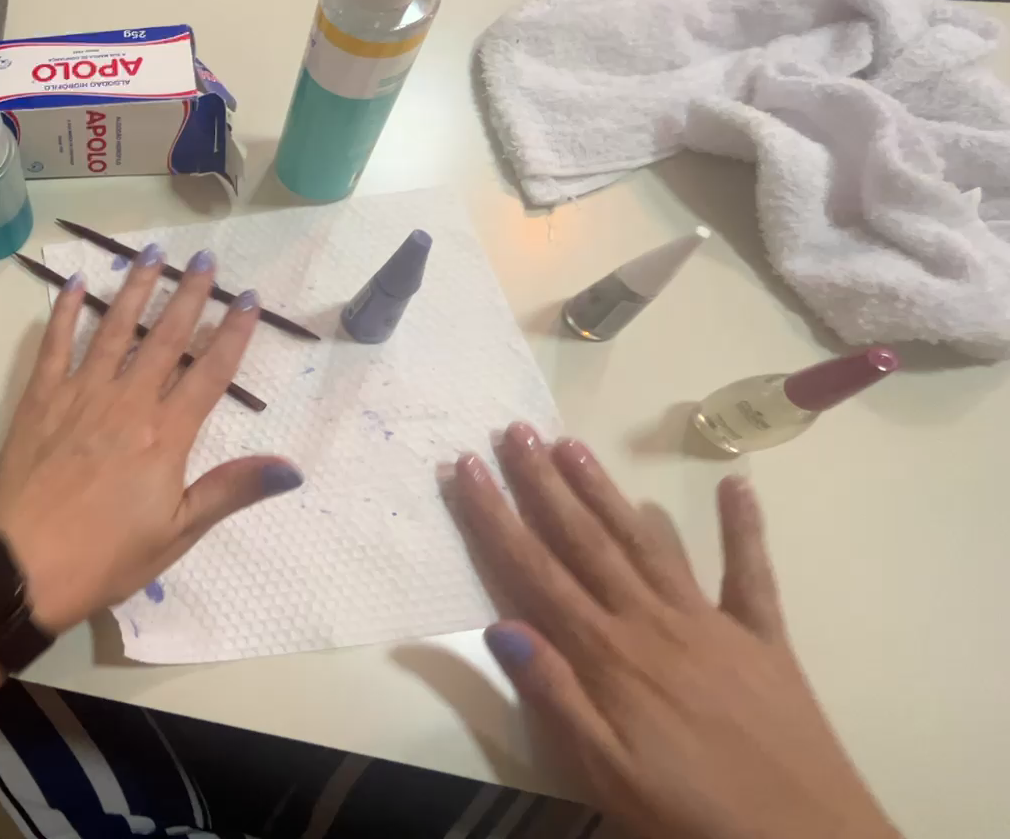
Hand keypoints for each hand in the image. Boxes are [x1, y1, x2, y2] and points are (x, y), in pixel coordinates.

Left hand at [0, 245, 302, 633]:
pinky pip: (55, 344)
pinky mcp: (40, 397)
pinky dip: (66, 311)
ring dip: (136, 288)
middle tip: (205, 259)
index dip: (233, 333)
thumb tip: (291, 467)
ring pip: (114, 329)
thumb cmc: (103, 556)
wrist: (18, 563)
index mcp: (165, 435)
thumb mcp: (176, 533)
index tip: (249, 298)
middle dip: (189, 296)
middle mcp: (126, 401)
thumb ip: (230, 491)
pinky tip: (76, 283)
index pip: (210, 373)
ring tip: (153, 253)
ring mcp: (80, 393)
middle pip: (166, 338)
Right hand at [453, 424, 900, 838]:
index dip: (494, 514)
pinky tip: (736, 486)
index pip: (533, 567)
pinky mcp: (764, 641)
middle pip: (584, 539)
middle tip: (516, 431)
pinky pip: (751, 577)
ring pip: (645, 542)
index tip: (467, 468)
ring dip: (605, 491)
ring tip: (573, 445)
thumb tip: (500, 625)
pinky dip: (744, 530)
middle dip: (542, 482)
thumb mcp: (604, 769)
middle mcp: (650, 621)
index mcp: (606, 651)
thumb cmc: (690, 814)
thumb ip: (552, 694)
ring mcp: (710, 624)